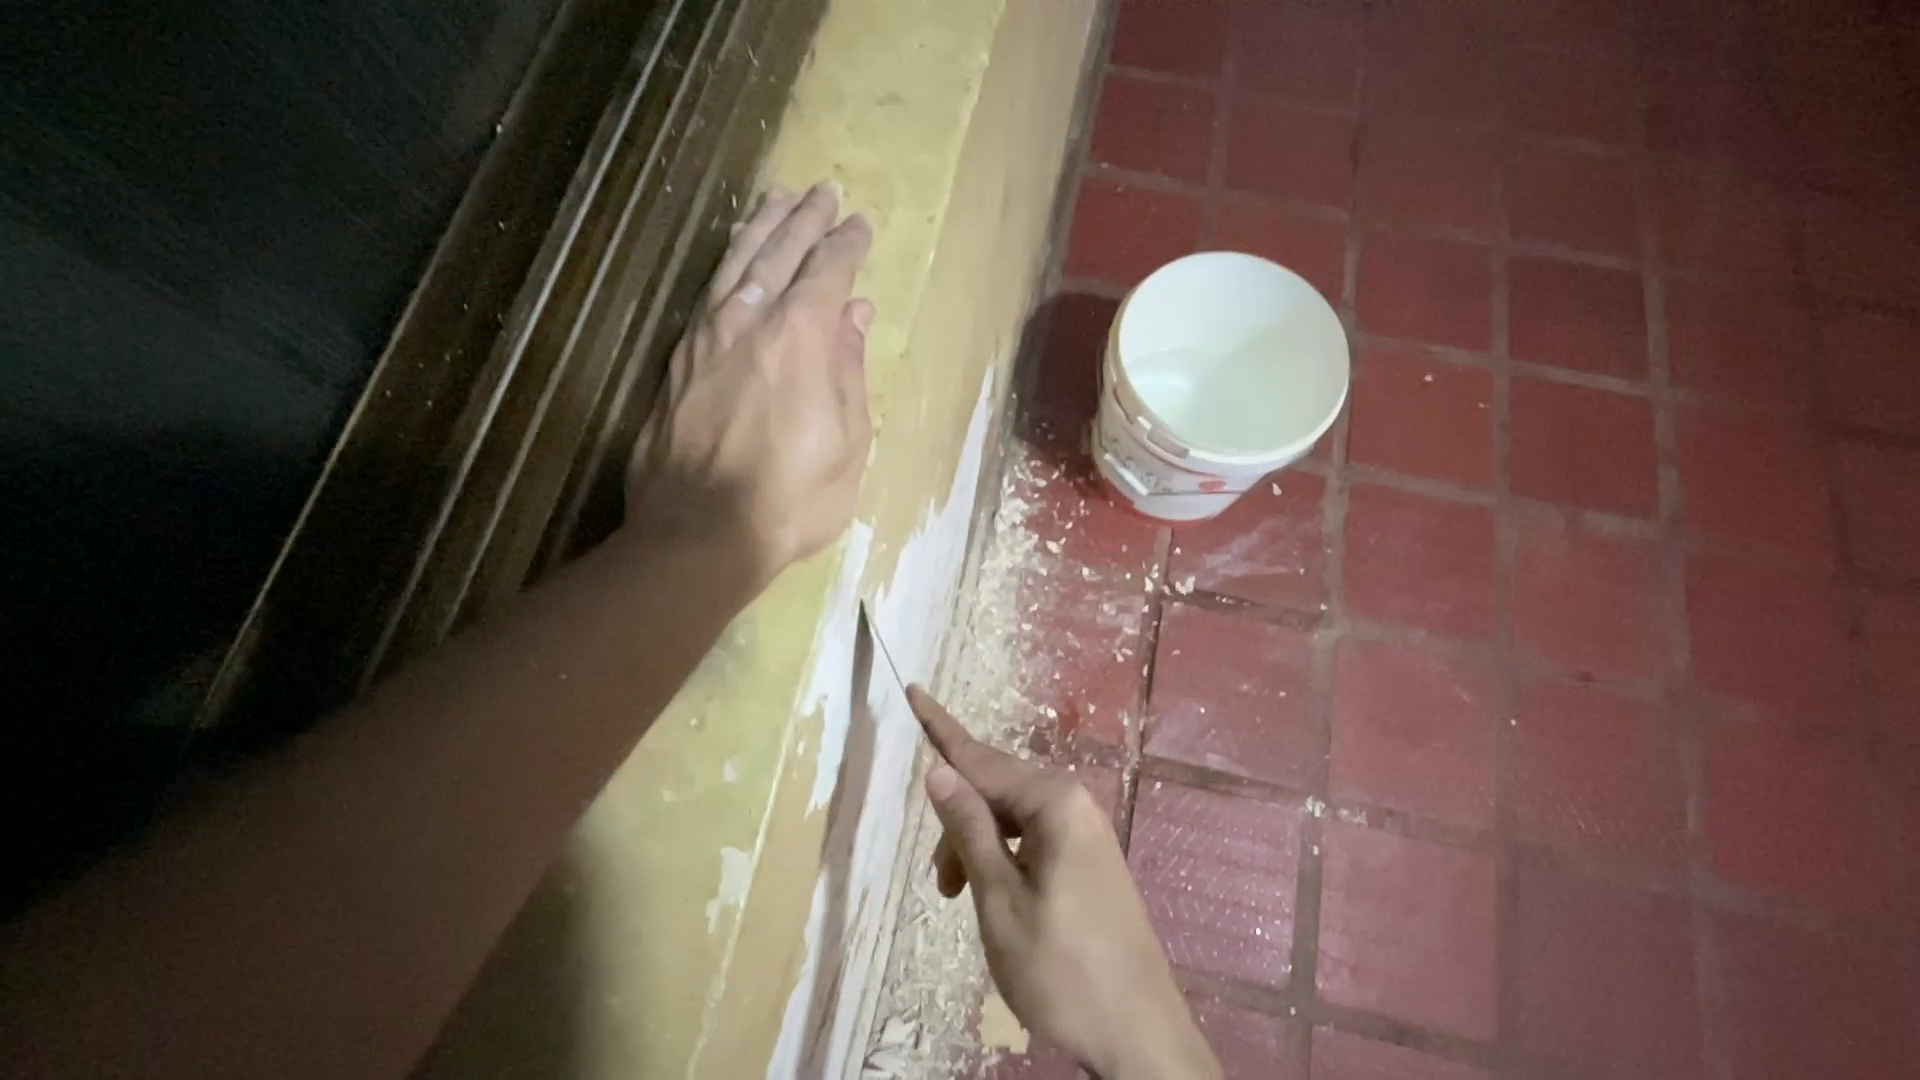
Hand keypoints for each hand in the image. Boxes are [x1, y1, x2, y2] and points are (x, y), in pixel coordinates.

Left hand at [626, 181, 874, 581]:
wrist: (700, 533)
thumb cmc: (792, 499)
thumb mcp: (849, 444)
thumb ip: (850, 372)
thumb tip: (855, 317)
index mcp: (801, 338)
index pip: (828, 272)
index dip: (847, 245)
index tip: (860, 225)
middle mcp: (750, 321)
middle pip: (779, 252)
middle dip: (806, 219)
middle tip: (823, 192)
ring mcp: (705, 337)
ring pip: (735, 263)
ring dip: (760, 227)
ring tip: (776, 200)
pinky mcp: (677, 361)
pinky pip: (708, 293)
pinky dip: (727, 266)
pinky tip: (734, 261)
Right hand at [908, 687, 1221, 1079]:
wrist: (1140, 1035)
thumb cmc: (1061, 969)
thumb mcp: (1000, 900)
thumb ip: (969, 829)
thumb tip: (939, 770)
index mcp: (1054, 803)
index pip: (980, 758)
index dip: (940, 728)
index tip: (913, 690)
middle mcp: (1074, 804)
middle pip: (996, 789)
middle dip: (956, 821)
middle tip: (941, 884)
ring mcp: (1086, 832)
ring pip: (1012, 817)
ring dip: (977, 845)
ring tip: (960, 898)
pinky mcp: (1090, 859)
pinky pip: (1034, 837)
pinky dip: (1003, 856)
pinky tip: (993, 891)